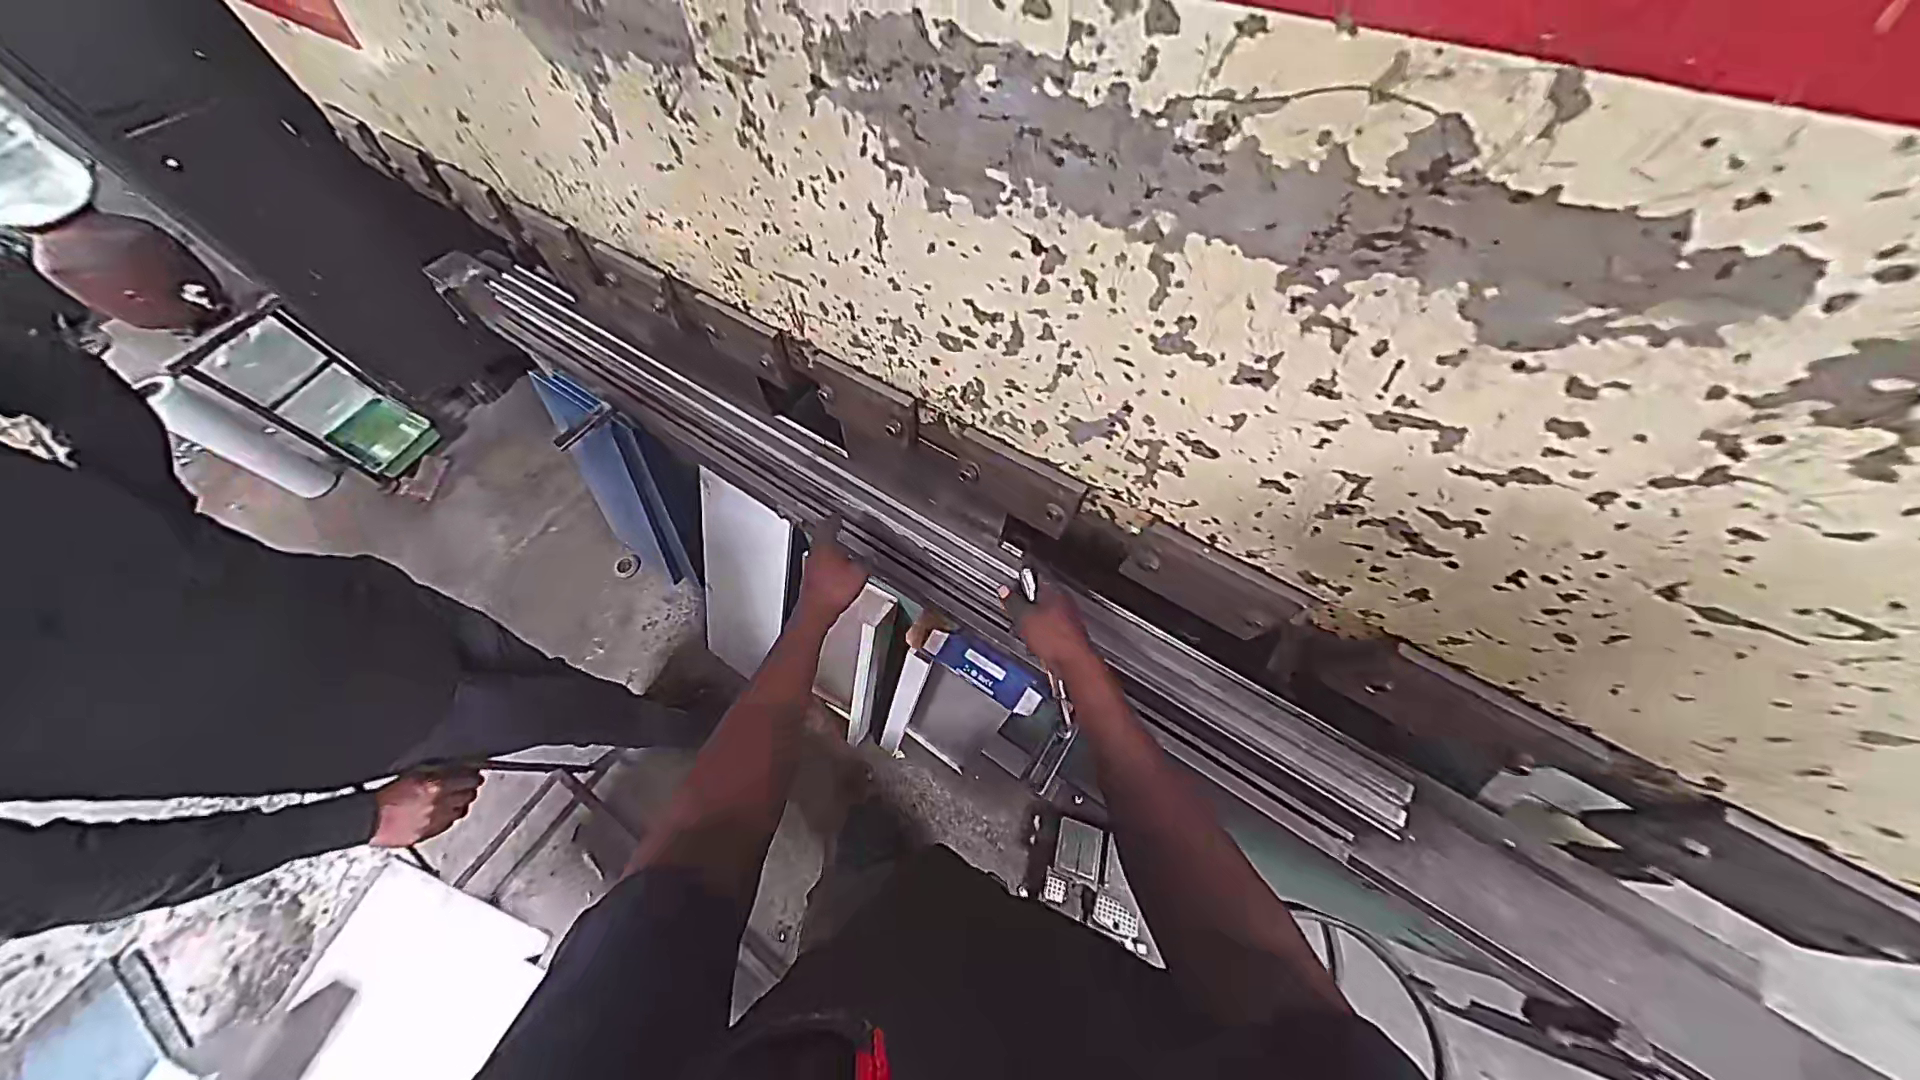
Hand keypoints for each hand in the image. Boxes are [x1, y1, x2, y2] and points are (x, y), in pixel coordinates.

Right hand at [370, 769, 481, 846]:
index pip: (470, 779)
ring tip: (452, 801)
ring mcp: (434, 820)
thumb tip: (458, 770)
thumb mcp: (415, 775)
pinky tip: (442, 814)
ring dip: (459, 804)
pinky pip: (448, 824)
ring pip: (462, 810)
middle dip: (468, 790)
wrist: (367, 819)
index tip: (472, 776)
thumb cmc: (386, 797)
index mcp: (436, 786)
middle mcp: (439, 803)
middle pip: (470, 794)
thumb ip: (439, 773)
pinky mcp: (427, 834)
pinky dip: (448, 818)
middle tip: (463, 788)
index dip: (472, 776)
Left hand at [795, 514, 868, 623]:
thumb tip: (871, 557)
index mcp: (825, 545)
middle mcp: (814, 553)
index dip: (835, 519)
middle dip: (833, 534)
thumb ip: (866, 561)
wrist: (816, 612)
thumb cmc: (833, 591)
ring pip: (821, 552)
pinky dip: (829, 565)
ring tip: (843, 552)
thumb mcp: (860, 572)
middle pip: (822, 537)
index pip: (829, 524)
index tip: (838, 516)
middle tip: (841, 532)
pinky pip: (821, 566)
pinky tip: (838, 572)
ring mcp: (810, 566)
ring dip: (831, 550)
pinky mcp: (810, 580)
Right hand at [1001, 572, 1096, 673]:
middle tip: (1015, 613)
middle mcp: (1065, 603)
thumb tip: (1004, 591)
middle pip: (1039, 598)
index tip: (1010, 589)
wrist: (1074, 664)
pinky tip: (1034, 646)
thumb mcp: (1024, 616)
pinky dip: (1040, 637)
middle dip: (1024, 607)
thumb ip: (1013, 601)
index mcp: (1055, 592)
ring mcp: (1068, 621)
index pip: (1035, 577)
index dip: (1020, 582)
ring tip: (1023, 633)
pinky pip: (1049, 632)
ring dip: (1031, 624)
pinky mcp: (1068, 638)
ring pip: (1043, 616)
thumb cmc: (1055, 639)